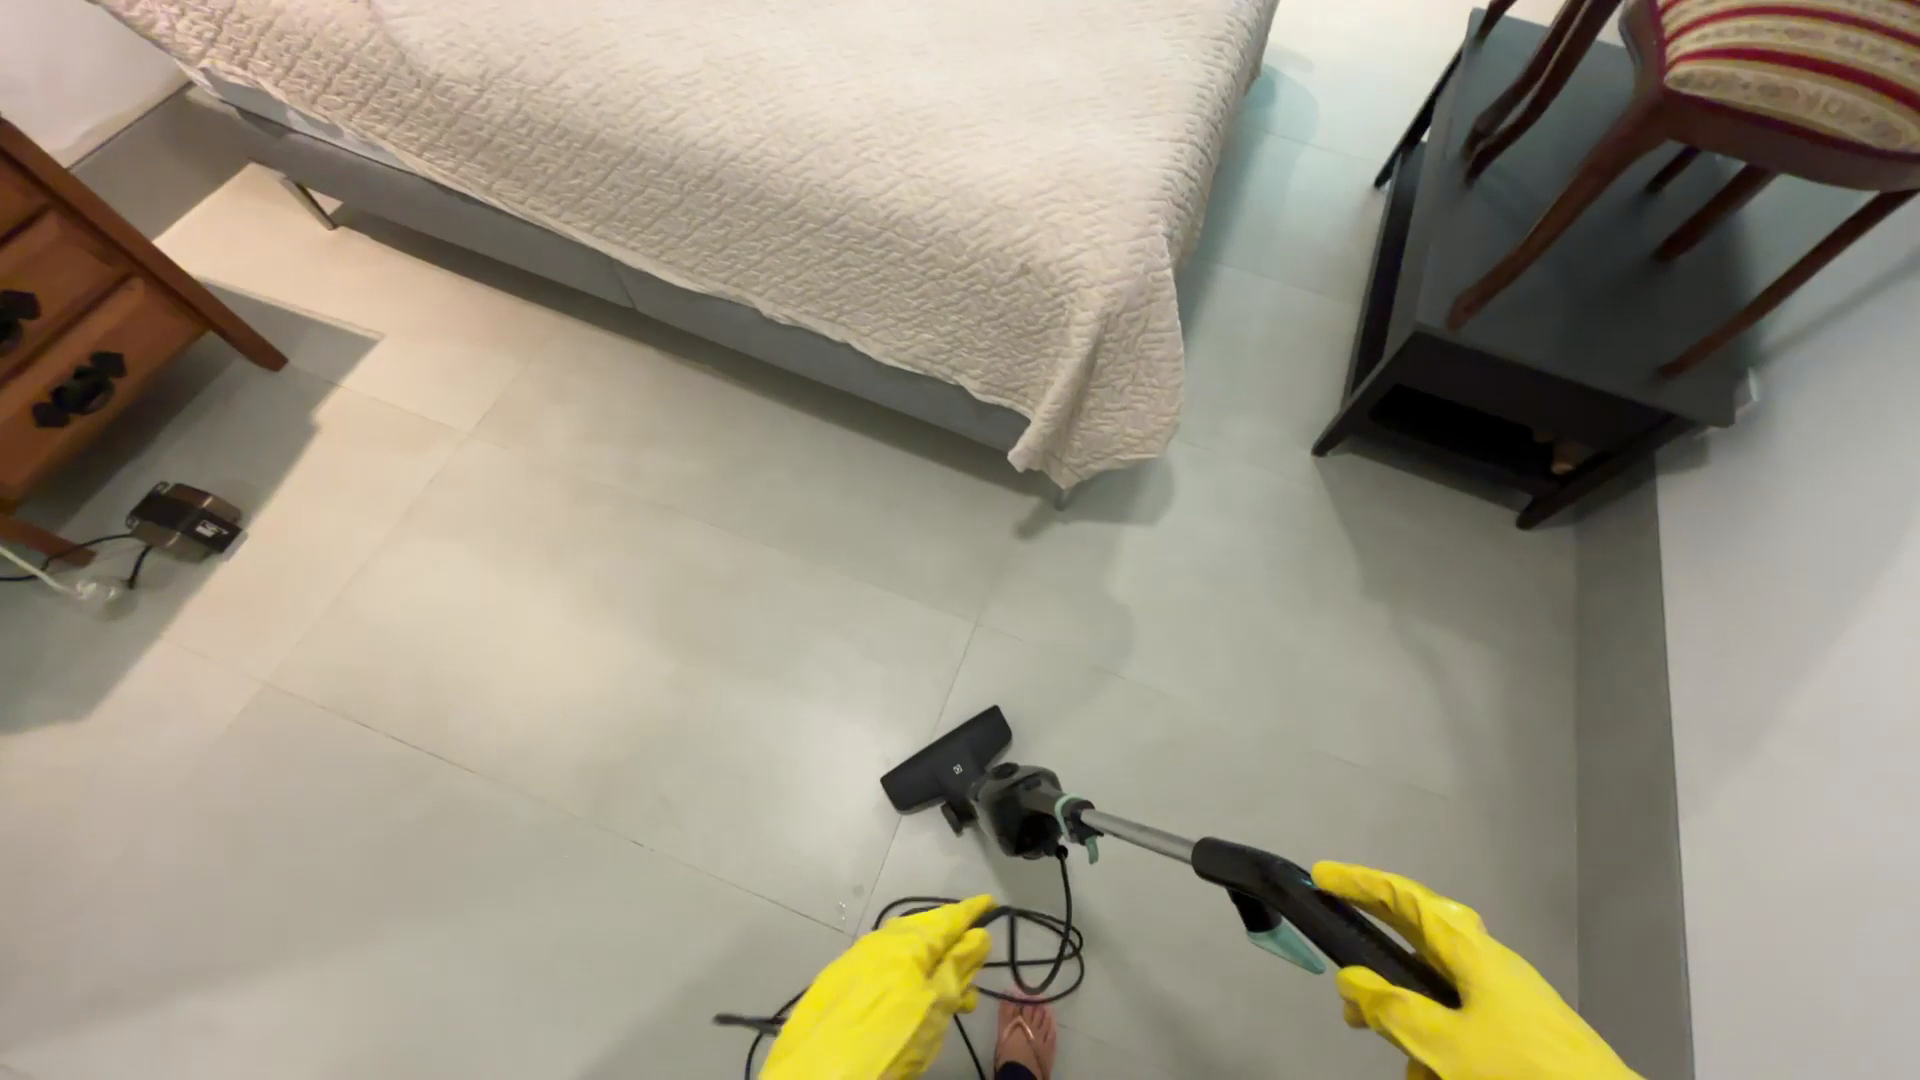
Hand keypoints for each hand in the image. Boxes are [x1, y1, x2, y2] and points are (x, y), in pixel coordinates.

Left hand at [763, 895, 994, 1079]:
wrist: (814, 1078)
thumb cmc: (887, 1039)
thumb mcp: (934, 1008)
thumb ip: (956, 970)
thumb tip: (976, 936)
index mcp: (905, 940)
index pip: (946, 918)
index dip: (970, 912)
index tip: (989, 903)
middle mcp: (878, 942)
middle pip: (924, 934)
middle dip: (953, 946)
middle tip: (977, 966)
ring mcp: (855, 963)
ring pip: (905, 955)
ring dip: (933, 969)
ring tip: (955, 997)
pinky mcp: (837, 987)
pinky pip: (885, 971)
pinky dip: (908, 980)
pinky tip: (914, 1000)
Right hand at [1312, 862, 1640, 1079]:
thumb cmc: (1527, 1073)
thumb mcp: (1448, 1046)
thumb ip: (1393, 1009)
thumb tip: (1352, 980)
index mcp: (1473, 952)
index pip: (1407, 898)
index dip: (1361, 882)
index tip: (1321, 877)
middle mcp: (1489, 965)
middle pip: (1418, 940)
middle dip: (1375, 958)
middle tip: (1341, 978)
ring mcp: (1507, 1002)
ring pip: (1436, 994)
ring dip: (1406, 1020)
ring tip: (1388, 1053)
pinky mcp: (1519, 1037)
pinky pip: (1460, 1027)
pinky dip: (1436, 1047)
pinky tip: (1429, 1079)